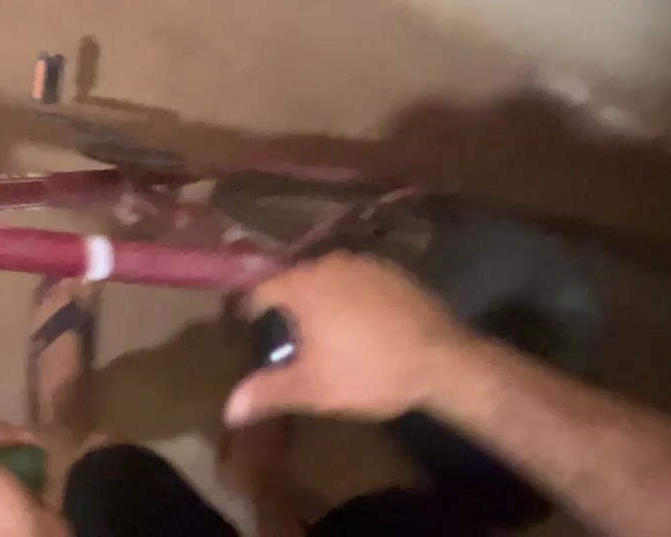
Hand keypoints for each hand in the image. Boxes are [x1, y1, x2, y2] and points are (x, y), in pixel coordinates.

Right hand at [225, 253, 471, 425]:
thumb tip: (228, 409)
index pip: (260, 290)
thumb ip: (268, 392)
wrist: (442, 359)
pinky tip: (362, 322)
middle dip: (287, 304)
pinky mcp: (389, 269)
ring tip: (325, 328)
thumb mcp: (314, 388)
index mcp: (301, 285)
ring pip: (327, 278)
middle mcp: (325, 263)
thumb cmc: (368, 371)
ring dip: (320, 298)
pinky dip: (351, 296)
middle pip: (294, 281)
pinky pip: (357, 279)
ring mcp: (360, 262)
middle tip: (288, 334)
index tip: (249, 328)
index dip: (251, 310)